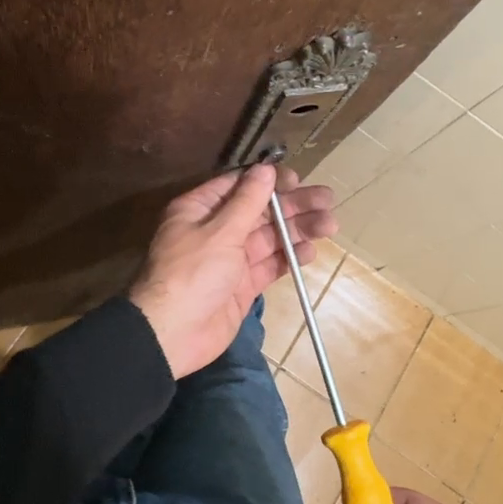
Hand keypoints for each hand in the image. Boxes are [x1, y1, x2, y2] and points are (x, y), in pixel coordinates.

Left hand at [127, 162, 337, 378]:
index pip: (239, 185)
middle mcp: (215, 230)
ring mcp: (229, 259)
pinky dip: (289, 257)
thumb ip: (247, 202)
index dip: (269, 181)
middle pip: (259, 211)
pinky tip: (311, 251)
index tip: (298, 179)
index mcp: (200, 209)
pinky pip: (269, 265)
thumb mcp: (220, 232)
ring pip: (269, 237)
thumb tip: (265, 169)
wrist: (172, 334)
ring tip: (330, 224)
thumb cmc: (192, 273)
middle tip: (327, 200)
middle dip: (293, 206)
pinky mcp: (242, 285)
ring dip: (298, 230)